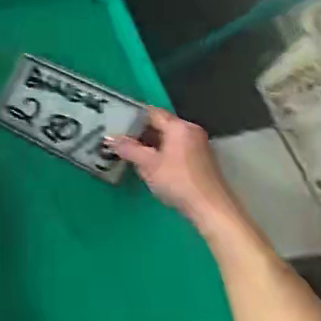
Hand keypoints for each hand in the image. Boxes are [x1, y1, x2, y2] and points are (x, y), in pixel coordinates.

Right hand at [108, 108, 238, 229]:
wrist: (210, 208)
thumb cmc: (178, 181)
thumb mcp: (148, 165)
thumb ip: (129, 149)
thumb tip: (110, 138)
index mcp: (179, 126)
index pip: (152, 113)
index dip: (133, 116)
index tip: (116, 121)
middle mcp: (190, 130)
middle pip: (161, 124)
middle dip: (140, 131)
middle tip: (119, 137)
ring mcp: (197, 144)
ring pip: (168, 137)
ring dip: (150, 143)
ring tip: (129, 150)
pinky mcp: (199, 159)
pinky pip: (175, 147)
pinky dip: (161, 151)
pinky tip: (149, 163)